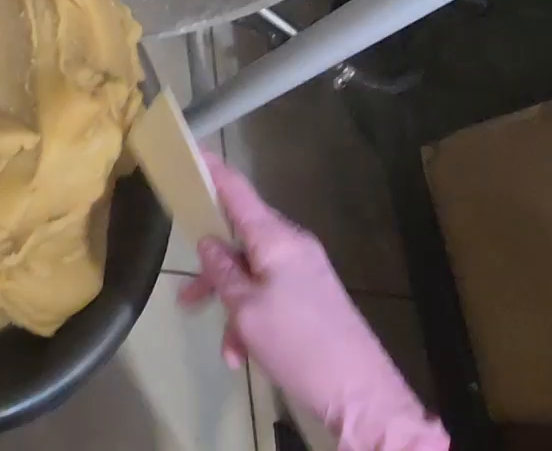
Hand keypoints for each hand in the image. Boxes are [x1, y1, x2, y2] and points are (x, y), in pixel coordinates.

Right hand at [178, 154, 446, 450]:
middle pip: (239, 240)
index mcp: (276, 240)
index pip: (238, 192)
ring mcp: (305, 273)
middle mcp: (292, 247)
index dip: (214, 171)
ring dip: (232, 305)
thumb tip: (209, 243)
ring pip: (251, 274)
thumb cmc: (299, 345)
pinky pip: (270, 295)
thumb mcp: (246, 310)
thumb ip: (222, 271)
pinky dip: (252, 319)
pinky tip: (245, 355)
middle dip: (212, 269)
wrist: (365, 400)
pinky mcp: (312, 298)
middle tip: (186, 295)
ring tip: (225, 347)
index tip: (193, 152)